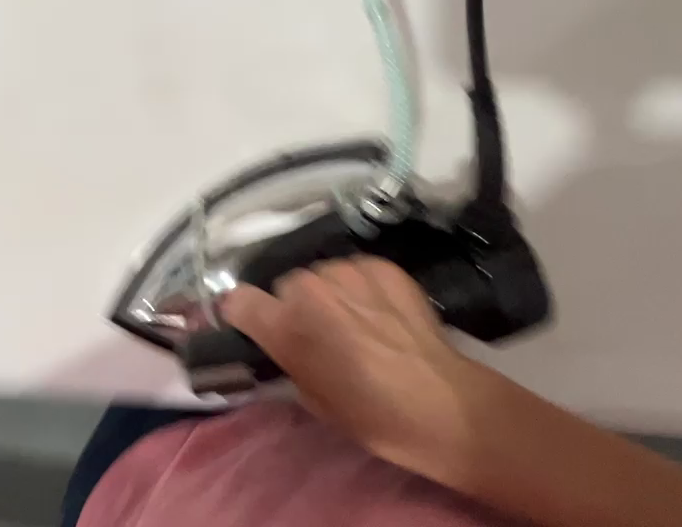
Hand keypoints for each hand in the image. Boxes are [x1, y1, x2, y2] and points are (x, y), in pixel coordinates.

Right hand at [221, 256, 485, 477]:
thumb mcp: (311, 397)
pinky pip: (357, 270)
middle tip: (320, 333)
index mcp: (285, 324)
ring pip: (322, 275)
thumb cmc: (372, 415)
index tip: (253, 324)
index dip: (242, 313)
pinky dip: (362, 287)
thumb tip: (279, 343)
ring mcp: (347, 270)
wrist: (444, 405)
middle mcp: (308, 286)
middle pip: (285, 285)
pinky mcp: (380, 265)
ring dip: (330, 293)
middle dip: (296, 305)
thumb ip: (285, 358)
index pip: (236, 299)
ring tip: (357, 321)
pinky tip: (382, 312)